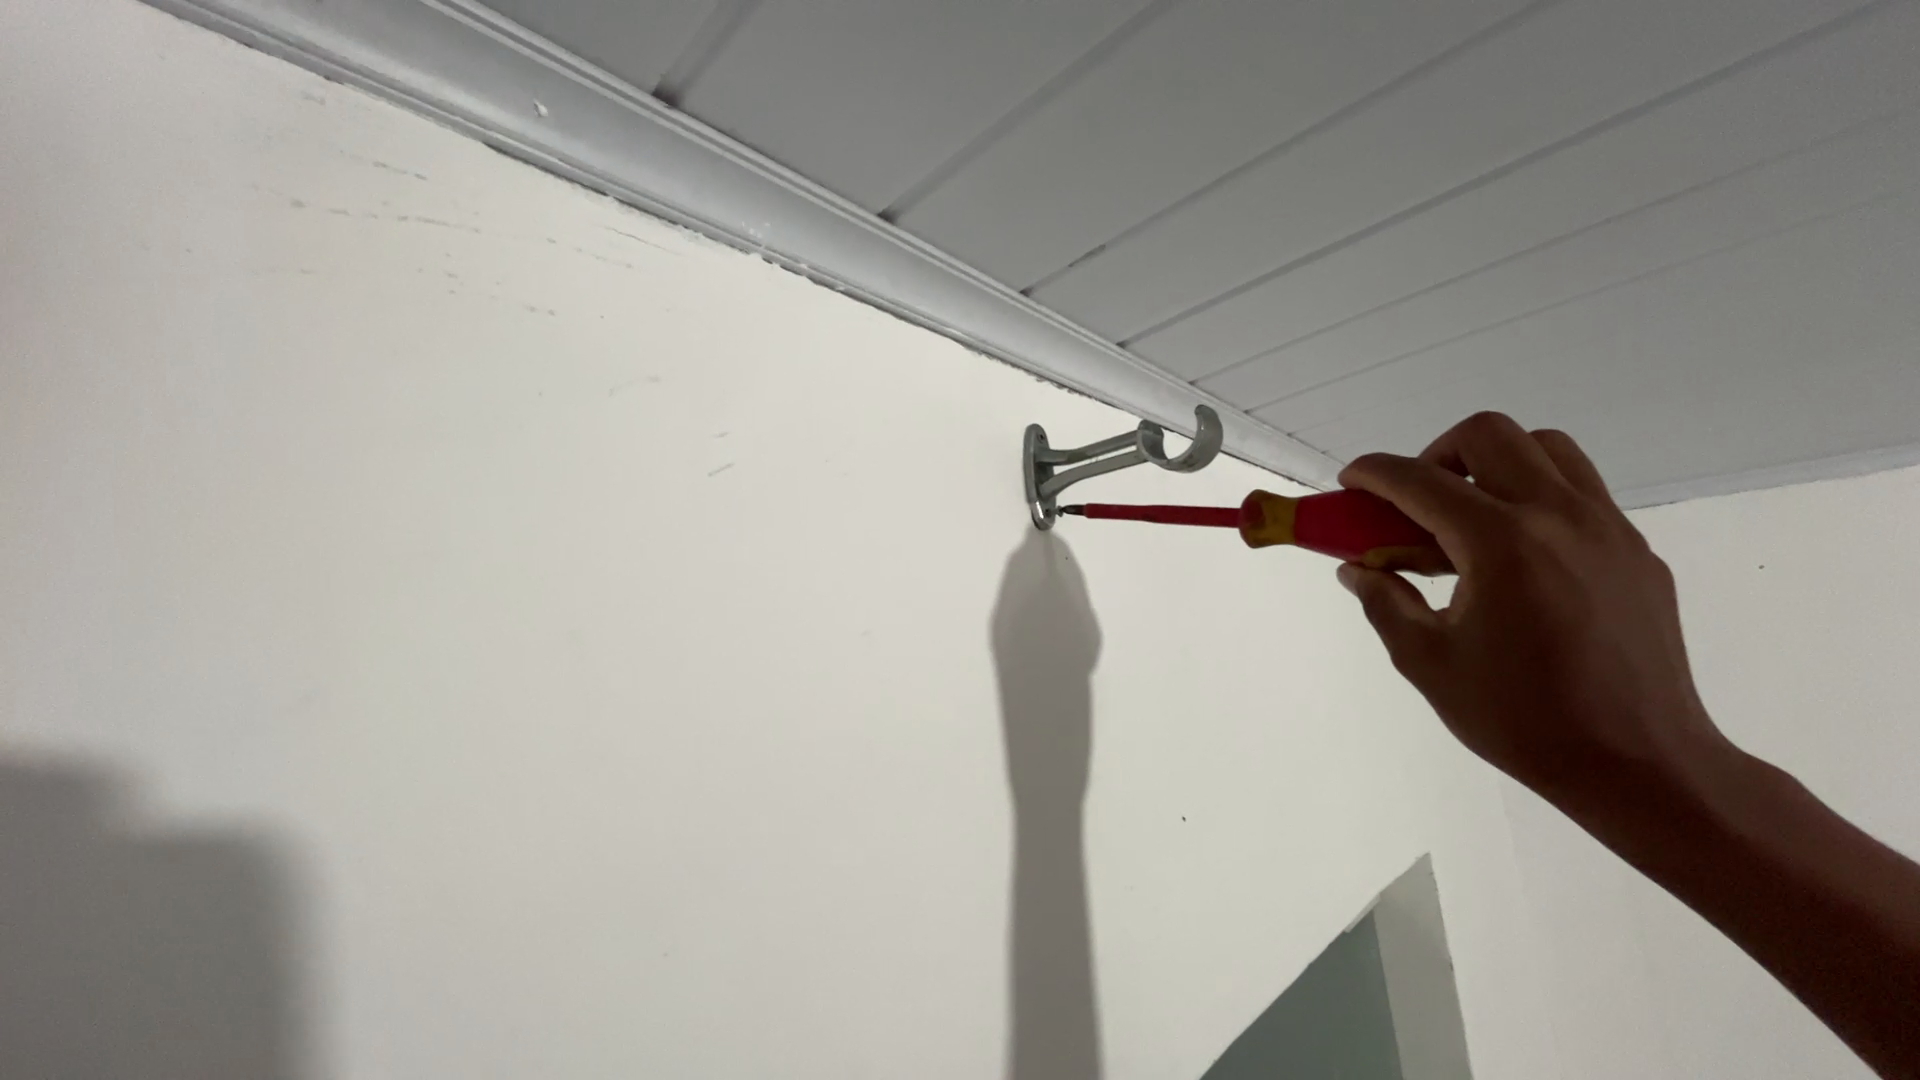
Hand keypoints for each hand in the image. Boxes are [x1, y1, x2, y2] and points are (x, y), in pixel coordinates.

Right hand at [1336, 412, 1729, 805]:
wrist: (1640, 765)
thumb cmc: (1520, 717)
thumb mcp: (1427, 662)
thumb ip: (1385, 602)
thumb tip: (1359, 569)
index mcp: (1502, 544)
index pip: (1420, 481)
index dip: (1373, 473)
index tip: (1350, 483)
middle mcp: (1559, 518)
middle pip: (1490, 434)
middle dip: (1435, 454)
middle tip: (1415, 503)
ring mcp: (1609, 530)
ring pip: (1546, 449)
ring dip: (1493, 464)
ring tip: (1468, 518)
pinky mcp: (1637, 552)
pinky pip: (1580, 492)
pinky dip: (1534, 498)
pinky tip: (1517, 560)